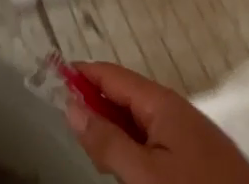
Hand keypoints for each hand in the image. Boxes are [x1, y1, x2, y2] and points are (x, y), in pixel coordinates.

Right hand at [64, 61, 248, 183]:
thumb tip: (70, 105)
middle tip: (79, 139)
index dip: (79, 74)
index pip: (110, 74)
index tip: (48, 79)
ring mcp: (190, 133)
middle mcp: (176, 109)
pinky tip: (131, 171)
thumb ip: (105, 140)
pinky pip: (156, 140)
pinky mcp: (200, 158)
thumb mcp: (143, 174)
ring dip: (115, 133)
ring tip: (104, 162)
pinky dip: (135, 148)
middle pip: (124, 96)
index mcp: (161, 102)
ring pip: (139, 121)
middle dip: (96, 109)